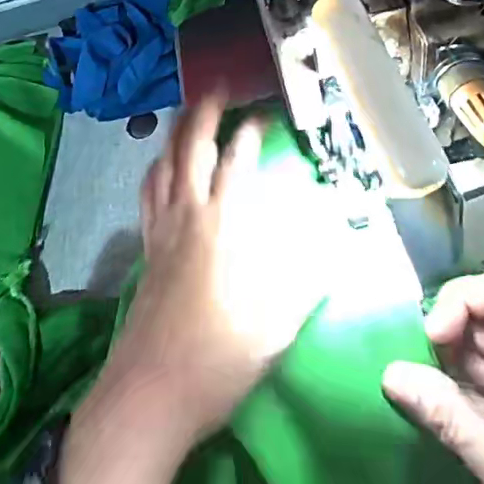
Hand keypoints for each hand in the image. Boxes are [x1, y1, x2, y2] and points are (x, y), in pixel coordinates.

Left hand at [60, 98, 323, 481]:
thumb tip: (337, 243)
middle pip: (190, 148)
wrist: (149, 396)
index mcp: (222, 225)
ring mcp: (160, 231)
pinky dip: (156, 169)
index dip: (251, 131)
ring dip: (176, 133)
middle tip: (218, 87)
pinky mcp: (145, 250)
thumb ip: (309, 279)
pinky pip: (147, 194)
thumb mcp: (277, 323)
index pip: (236, 160)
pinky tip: (161, 167)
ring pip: (163, 165)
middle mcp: (187, 216)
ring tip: (188, 114)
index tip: (264, 116)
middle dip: (204, 112)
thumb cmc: (217, 356)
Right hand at [382, 272, 483, 483]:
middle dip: (447, 337)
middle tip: (415, 366)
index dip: (460, 303)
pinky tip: (437, 408)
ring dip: (448, 367)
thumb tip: (392, 374)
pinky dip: (459, 395)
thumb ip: (449, 417)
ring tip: (420, 389)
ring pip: (483, 357)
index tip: (431, 338)